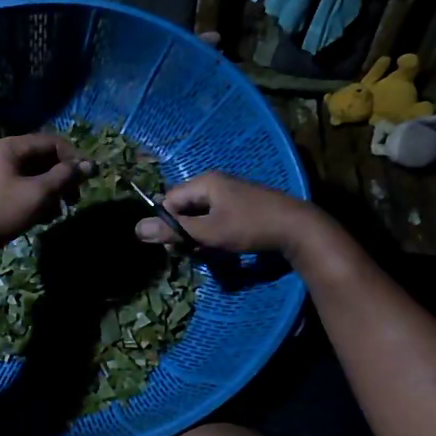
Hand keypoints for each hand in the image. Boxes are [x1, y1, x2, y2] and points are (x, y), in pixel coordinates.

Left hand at [0, 134, 89, 255]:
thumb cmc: (1, 211)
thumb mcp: (38, 193)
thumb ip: (65, 177)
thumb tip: (90, 165)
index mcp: (12, 146)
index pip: (52, 142)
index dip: (73, 158)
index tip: (87, 180)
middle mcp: (4, 154)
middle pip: (44, 158)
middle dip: (63, 178)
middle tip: (74, 199)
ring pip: (36, 175)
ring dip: (52, 192)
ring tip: (57, 213)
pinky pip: (24, 187)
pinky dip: (37, 199)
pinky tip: (42, 218)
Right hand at [133, 172, 321, 255]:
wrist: (298, 228)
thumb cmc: (250, 227)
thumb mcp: (209, 232)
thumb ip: (175, 231)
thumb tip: (137, 228)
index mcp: (205, 182)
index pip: (169, 200)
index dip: (166, 223)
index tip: (171, 246)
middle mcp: (216, 183)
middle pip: (184, 206)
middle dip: (182, 230)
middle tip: (186, 252)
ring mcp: (231, 194)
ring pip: (200, 215)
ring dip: (197, 235)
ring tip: (203, 253)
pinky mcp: (242, 207)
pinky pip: (216, 218)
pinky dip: (212, 233)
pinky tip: (219, 249)